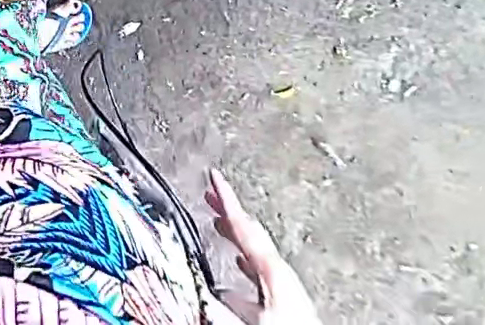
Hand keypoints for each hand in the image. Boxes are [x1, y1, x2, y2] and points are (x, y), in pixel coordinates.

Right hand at [203, 169, 322, 324]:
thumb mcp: (253, 318)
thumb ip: (223, 301)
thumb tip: (198, 285)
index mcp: (271, 266)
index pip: (241, 222)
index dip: (225, 196)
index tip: (213, 174)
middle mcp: (279, 270)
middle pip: (249, 231)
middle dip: (228, 211)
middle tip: (209, 195)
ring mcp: (284, 285)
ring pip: (254, 248)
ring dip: (235, 234)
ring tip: (219, 224)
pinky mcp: (286, 301)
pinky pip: (260, 269)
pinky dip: (246, 259)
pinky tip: (241, 265)